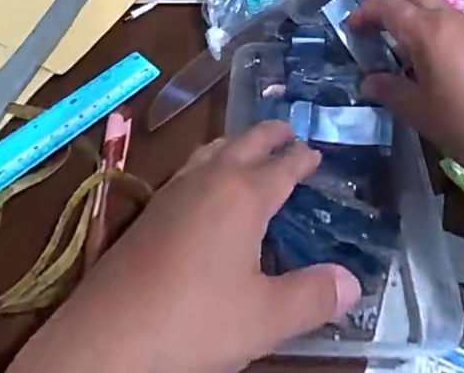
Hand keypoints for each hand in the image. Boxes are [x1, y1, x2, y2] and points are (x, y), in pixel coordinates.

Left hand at [11, 122, 357, 372]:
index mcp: (243, 195)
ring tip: (250, 148)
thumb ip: (312, 297)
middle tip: (289, 131)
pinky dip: (212, 159)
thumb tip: (353, 280)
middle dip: (271, 134)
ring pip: (215, 148)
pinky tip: (205, 183)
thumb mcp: (264, 319)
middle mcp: (211, 178)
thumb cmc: (194, 321)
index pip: (282, 166)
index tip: (316, 152)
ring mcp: (177, 188)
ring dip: (239, 142)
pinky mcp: (153, 206)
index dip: (302, 158)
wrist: (110, 333)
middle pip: (247, 142)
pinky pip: (192, 164)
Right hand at [351, 0, 463, 193]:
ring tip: (393, 44)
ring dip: (407, 10)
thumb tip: (369, 81)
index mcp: (427, 29)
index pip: (387, 6)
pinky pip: (445, 17)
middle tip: (370, 27)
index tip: (350, 29)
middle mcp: (447, 18)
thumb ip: (389, 89)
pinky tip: (421, 58)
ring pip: (429, 0)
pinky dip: (425, 23)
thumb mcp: (419, 111)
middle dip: (385, 0)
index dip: (364, 13)